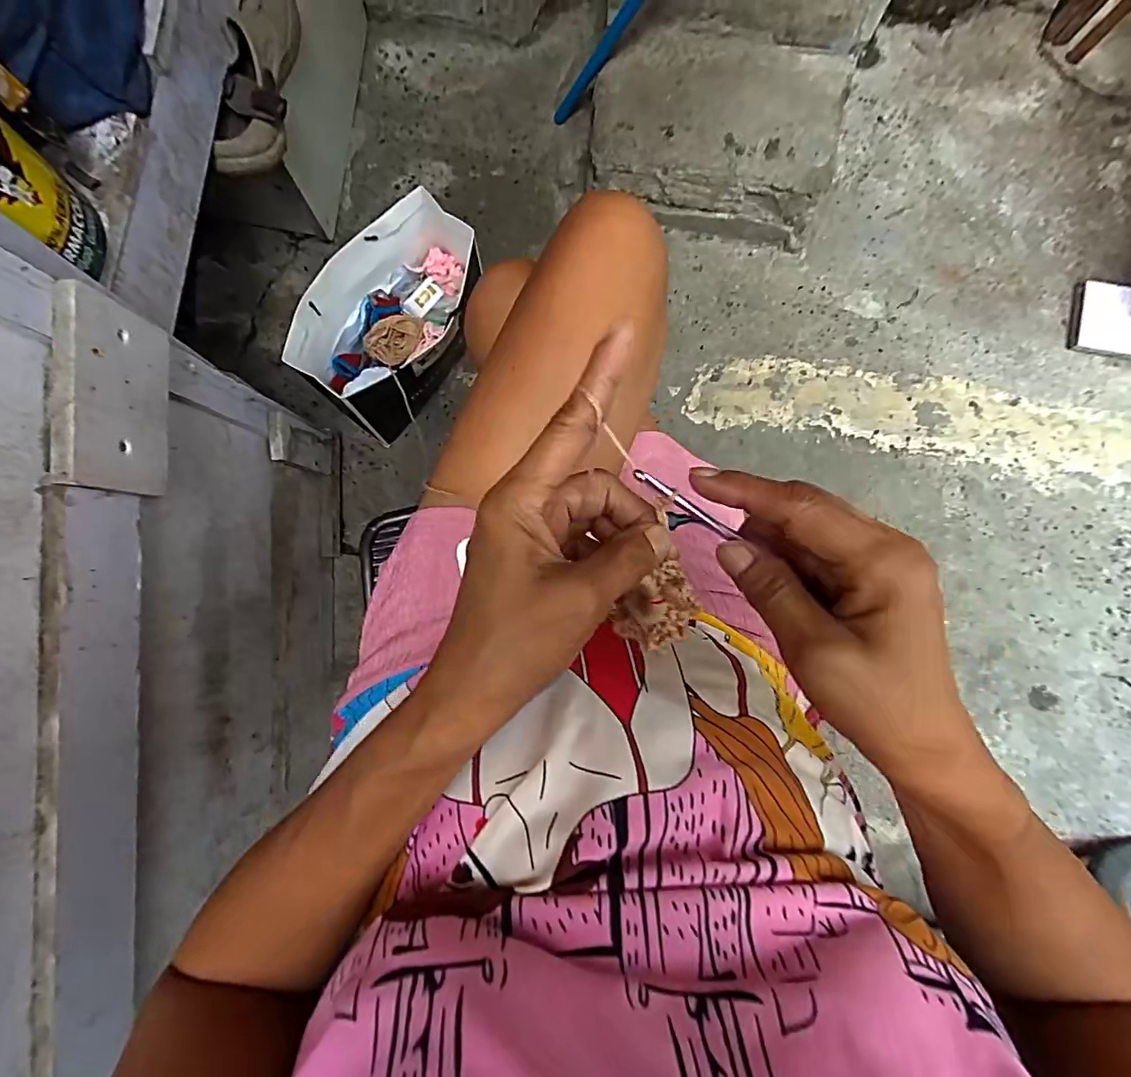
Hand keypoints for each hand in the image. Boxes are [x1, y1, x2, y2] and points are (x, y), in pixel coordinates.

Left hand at [419, 327, 672, 727]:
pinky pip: (583, 547)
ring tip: (644, 599)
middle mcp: (524, 505)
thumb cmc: (517, 644)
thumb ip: (628, 555)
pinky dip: (609, 569)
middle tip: (654, 568)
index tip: (619, 330)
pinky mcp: (534, 559)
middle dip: (633, 522)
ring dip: (625, 553)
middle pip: (597, 488)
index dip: (598, 378)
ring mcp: (528, 533)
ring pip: (595, 521)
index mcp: (523, 499)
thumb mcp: (583, 597)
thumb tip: (657, 535)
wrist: (473, 691)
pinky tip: (631, 605)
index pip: (569, 427)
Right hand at [689, 470, 986, 790]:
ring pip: (811, 529)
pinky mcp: (875, 577)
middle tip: (704, 519)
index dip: (746, 491)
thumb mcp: (812, 648)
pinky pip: (820, 551)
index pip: (802, 509)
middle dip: (755, 511)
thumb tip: (728, 545)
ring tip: (736, 560)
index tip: (699, 479)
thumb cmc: (873, 701)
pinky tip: (764, 572)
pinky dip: (786, 557)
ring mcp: (885, 560)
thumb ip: (770, 589)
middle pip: (809, 510)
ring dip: (769, 538)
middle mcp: (888, 546)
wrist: (923, 743)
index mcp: (882, 559)